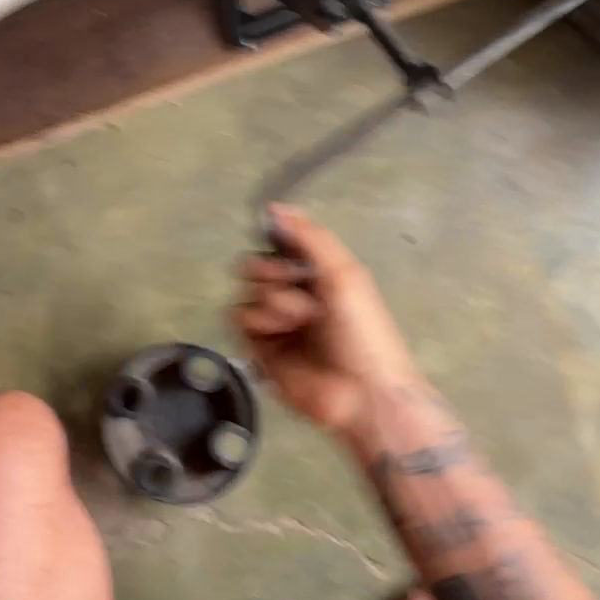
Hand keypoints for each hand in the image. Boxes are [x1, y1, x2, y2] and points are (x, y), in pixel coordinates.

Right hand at [232, 205, 421, 437]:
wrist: (361, 393)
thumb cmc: (362, 332)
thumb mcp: (345, 274)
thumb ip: (310, 236)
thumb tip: (275, 206)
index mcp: (315, 275)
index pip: (278, 245)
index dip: (276, 244)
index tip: (286, 250)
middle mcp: (292, 294)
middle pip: (254, 265)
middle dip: (272, 274)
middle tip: (298, 290)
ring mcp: (275, 321)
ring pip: (245, 290)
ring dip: (272, 301)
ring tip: (299, 321)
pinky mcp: (259, 347)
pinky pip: (238, 318)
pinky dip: (257, 321)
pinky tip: (279, 332)